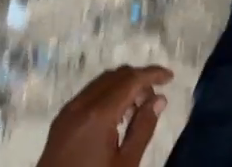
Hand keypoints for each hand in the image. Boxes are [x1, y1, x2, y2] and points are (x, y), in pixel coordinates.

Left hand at [36, 65, 172, 166]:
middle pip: (115, 76)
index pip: (130, 79)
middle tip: (154, 99)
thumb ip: (143, 128)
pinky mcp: (60, 120)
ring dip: (122, 86)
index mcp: (98, 114)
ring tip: (137, 110)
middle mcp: (81, 104)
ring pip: (101, 83)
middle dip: (138, 80)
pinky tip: (115, 117)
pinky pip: (88, 95)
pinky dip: (107, 95)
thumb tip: (159, 99)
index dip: (152, 74)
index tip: (171, 77)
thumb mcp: (125, 164)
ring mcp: (67, 111)